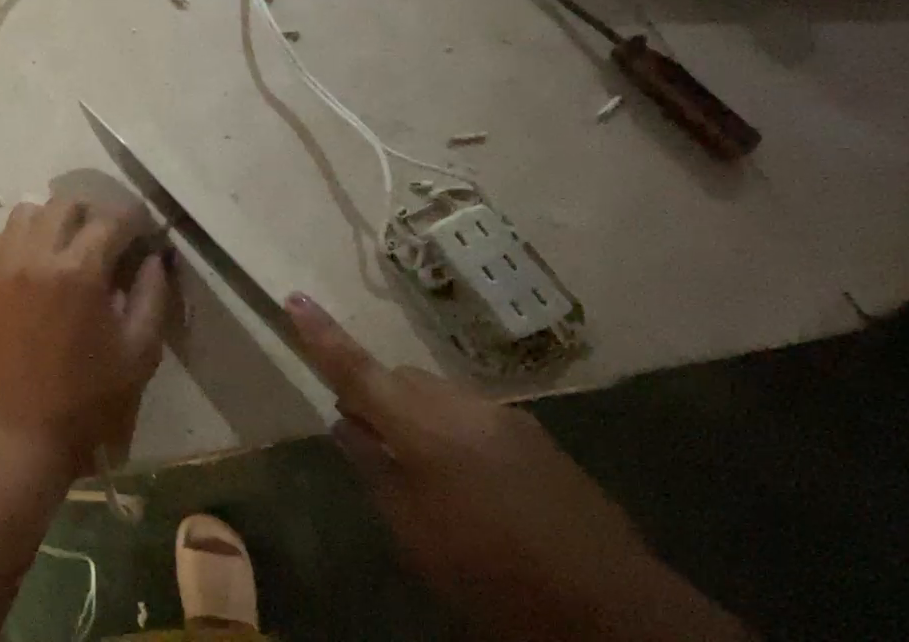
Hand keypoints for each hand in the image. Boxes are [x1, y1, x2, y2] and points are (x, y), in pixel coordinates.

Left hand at [0, 198, 173, 475]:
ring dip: (54, 220)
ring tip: (71, 247)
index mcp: (79, 271)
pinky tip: (40, 262)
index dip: (134, 221)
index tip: (145, 233)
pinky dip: (24, 237)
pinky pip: (4, 236)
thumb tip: (156, 256)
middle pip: (66, 204)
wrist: (26, 428)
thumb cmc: (91, 395)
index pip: (111, 219)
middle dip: (94, 214)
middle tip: (109, 241)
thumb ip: (153, 294)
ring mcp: (4, 265)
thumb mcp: (140, 349)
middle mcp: (37, 255)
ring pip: (29, 212)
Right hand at [283, 293, 750, 641]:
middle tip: (363, 438)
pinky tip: (468, 483)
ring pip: (437, 396)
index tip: (295, 298)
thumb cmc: (490, 572)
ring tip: (418, 470)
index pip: (358, 371)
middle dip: (376, 397)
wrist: (612, 609)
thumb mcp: (413, 530)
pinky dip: (452, 432)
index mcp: (424, 428)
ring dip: (415, 416)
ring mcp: (506, 419)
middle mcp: (463, 407)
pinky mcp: (538, 439)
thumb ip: (373, 467)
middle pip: (400, 379)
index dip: (323, 336)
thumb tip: (345, 425)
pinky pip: (473, 417)